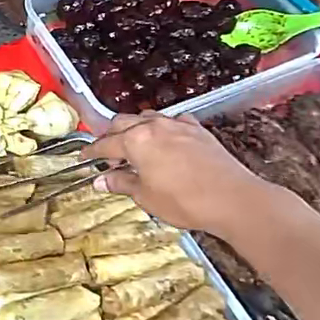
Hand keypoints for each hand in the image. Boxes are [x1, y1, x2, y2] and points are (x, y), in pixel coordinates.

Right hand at [83, 112, 294, 239]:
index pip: (105, 143)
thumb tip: (101, 181)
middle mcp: (153, 126)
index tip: (85, 156)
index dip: (92, 151)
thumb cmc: (186, 202)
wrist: (234, 199)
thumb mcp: (146, 197)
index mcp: (135, 141)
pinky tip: (166, 140)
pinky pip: (173, 121)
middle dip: (111, 136)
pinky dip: (163, 128)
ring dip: (136, 128)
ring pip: (147, 117)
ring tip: (136, 147)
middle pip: (122, 122)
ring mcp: (177, 125)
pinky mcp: (197, 130)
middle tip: (109, 154)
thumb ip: (121, 183)